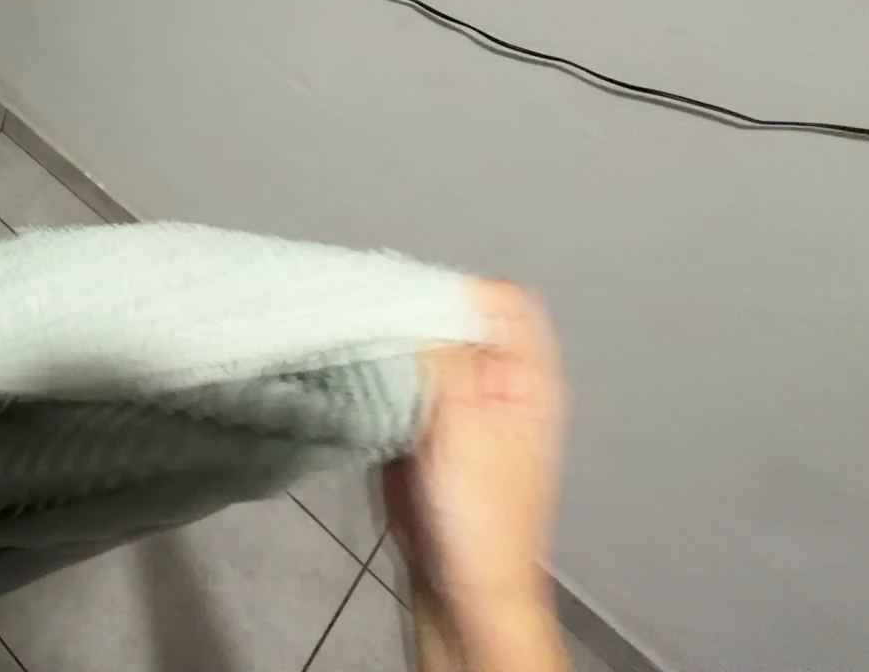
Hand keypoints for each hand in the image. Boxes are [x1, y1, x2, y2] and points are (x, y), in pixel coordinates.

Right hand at [383, 279, 567, 670]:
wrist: (455, 579)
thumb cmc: (476, 513)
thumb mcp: (464, 429)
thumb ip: (443, 360)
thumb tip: (410, 301)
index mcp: (523, 379)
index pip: (500, 301)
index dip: (456, 289)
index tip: (402, 294)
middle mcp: (491, 379)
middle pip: (453, 315)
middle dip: (410, 304)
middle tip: (360, 304)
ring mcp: (453, 397)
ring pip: (420, 340)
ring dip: (386, 330)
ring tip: (344, 325)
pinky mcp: (417, 414)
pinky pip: (396, 368)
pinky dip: (373, 357)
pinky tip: (345, 356)